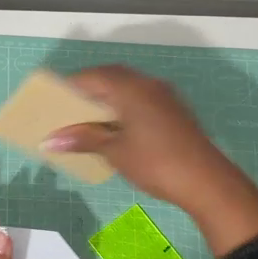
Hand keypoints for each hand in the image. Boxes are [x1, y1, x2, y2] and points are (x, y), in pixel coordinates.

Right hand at [43, 65, 257, 256]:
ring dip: (106, 97)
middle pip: (112, 77)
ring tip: (87, 117)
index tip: (52, 99)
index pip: (94, 76)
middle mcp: (148, 85)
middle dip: (88, 89)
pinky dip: (122, 105)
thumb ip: (83, 139)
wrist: (206, 182)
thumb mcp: (114, 152)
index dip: (71, 85)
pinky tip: (113, 126)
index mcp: (131, 89)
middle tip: (68, 107)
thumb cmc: (155, 163)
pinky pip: (140, 97)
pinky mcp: (173, 111)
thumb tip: (51, 141)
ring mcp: (164, 97)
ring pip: (128, 86)